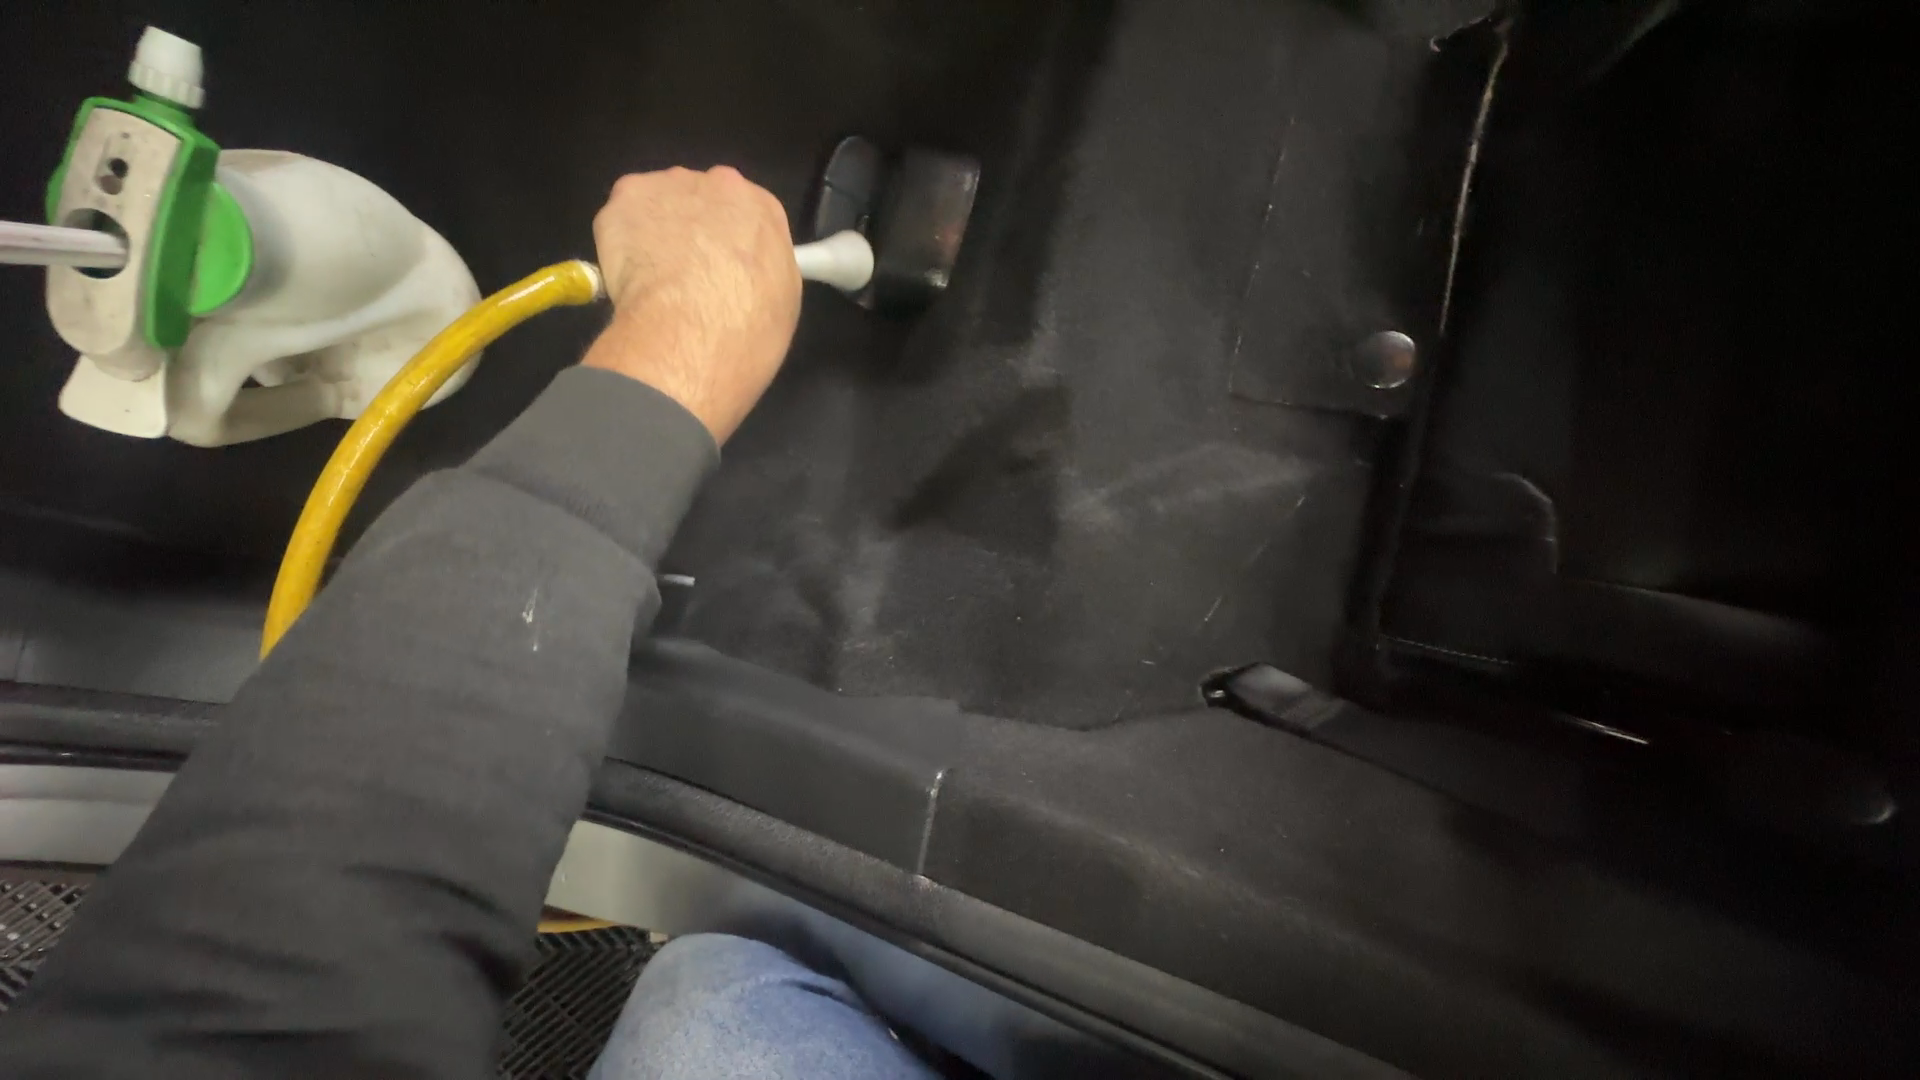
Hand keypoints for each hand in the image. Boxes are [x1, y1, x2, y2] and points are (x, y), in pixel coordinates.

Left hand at [582, 166, 800, 443]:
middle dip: (694, 235)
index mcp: (764, 210)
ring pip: (659, 209)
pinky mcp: (621, 203)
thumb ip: (767, 274)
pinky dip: (623, 247)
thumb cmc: (751, 332)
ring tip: (654, 291)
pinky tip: (630, 285)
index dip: (733, 249)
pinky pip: (624, 221)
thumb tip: (749, 278)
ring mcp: (666, 189)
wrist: (692, 338)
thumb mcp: (783, 305)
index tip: (724, 277)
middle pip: (702, 204)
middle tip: (688, 286)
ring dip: (656, 237)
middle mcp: (717, 184)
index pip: (749, 216)